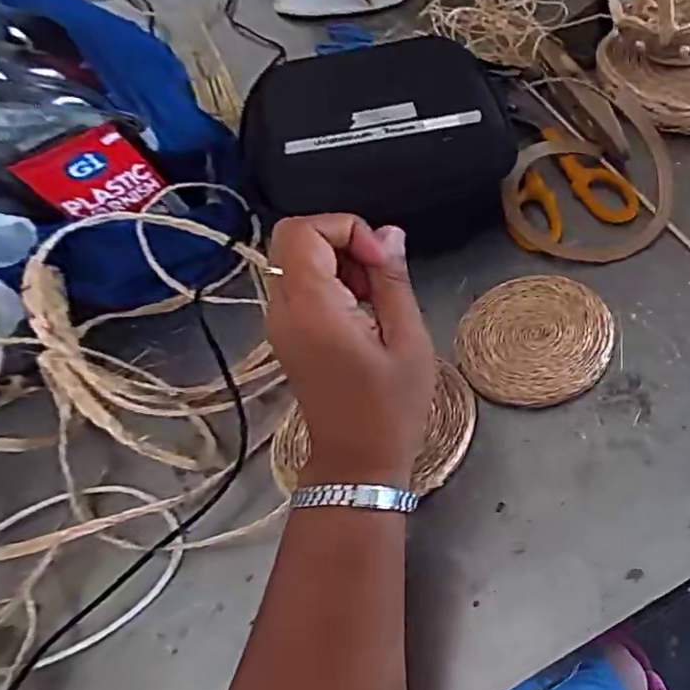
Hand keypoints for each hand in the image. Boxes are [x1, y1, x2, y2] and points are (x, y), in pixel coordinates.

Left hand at [266, 215, 434, 489]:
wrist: (357, 459)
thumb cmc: (391, 406)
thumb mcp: (409, 340)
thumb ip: (394, 281)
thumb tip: (390, 234)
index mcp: (312, 310)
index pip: (304, 231)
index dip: (348, 229)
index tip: (383, 260)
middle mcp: (282, 310)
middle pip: (296, 240)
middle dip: (345, 243)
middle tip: (382, 279)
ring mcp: (280, 323)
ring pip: (298, 261)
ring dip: (341, 264)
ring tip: (378, 300)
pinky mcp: (287, 334)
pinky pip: (302, 286)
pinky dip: (333, 284)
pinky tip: (364, 313)